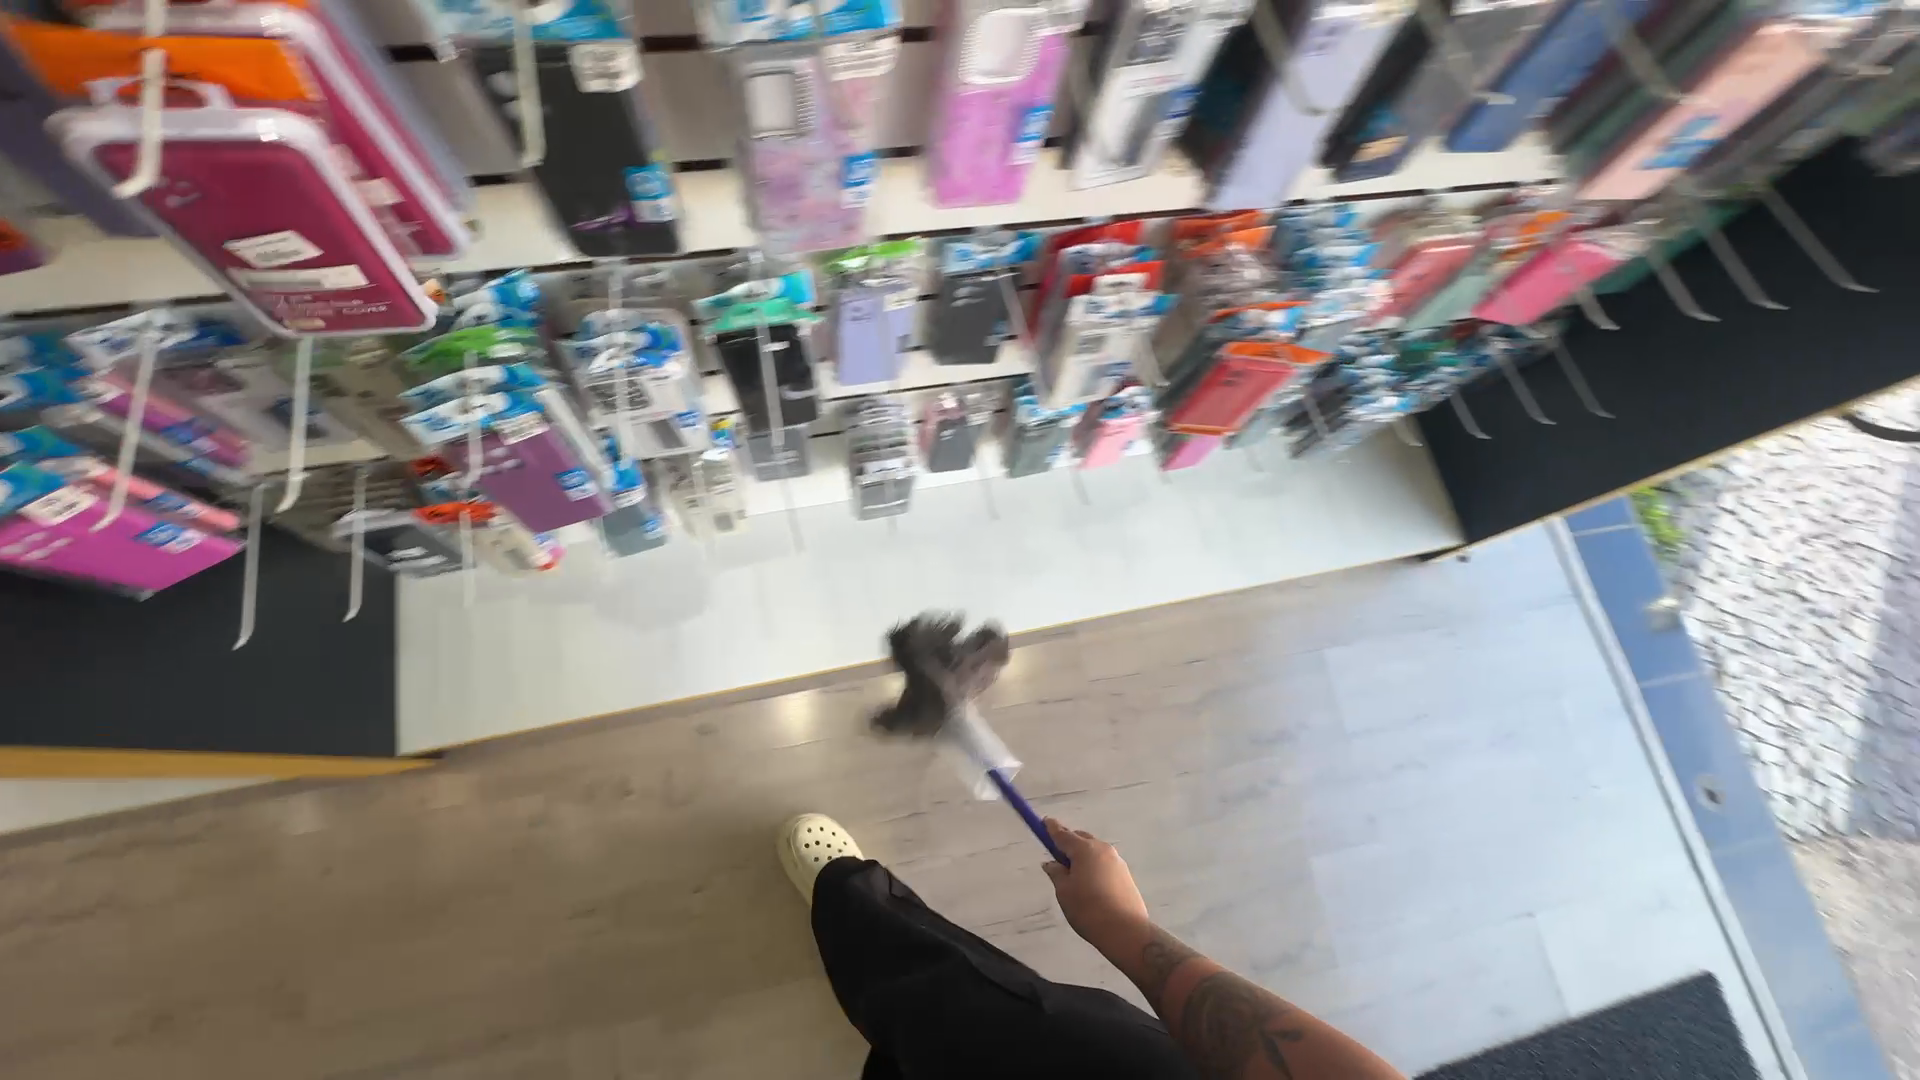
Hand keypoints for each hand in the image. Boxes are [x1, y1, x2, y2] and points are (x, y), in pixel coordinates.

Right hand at [1041, 817, 1150, 951]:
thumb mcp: (1064, 892)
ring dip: (1083, 856)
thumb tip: (1052, 863)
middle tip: (1058, 856)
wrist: (1126, 931)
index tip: (1044, 821)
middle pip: (1081, 839)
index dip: (1051, 828)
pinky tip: (1091, 885)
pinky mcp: (1126, 875)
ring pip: (1094, 851)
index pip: (1063, 834)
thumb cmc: (1088, 909)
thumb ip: (1056, 873)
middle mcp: (1102, 849)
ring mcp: (1117, 861)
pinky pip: (1104, 863)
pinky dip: (1094, 867)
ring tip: (1075, 877)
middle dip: (1068, 843)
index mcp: (1084, 850)